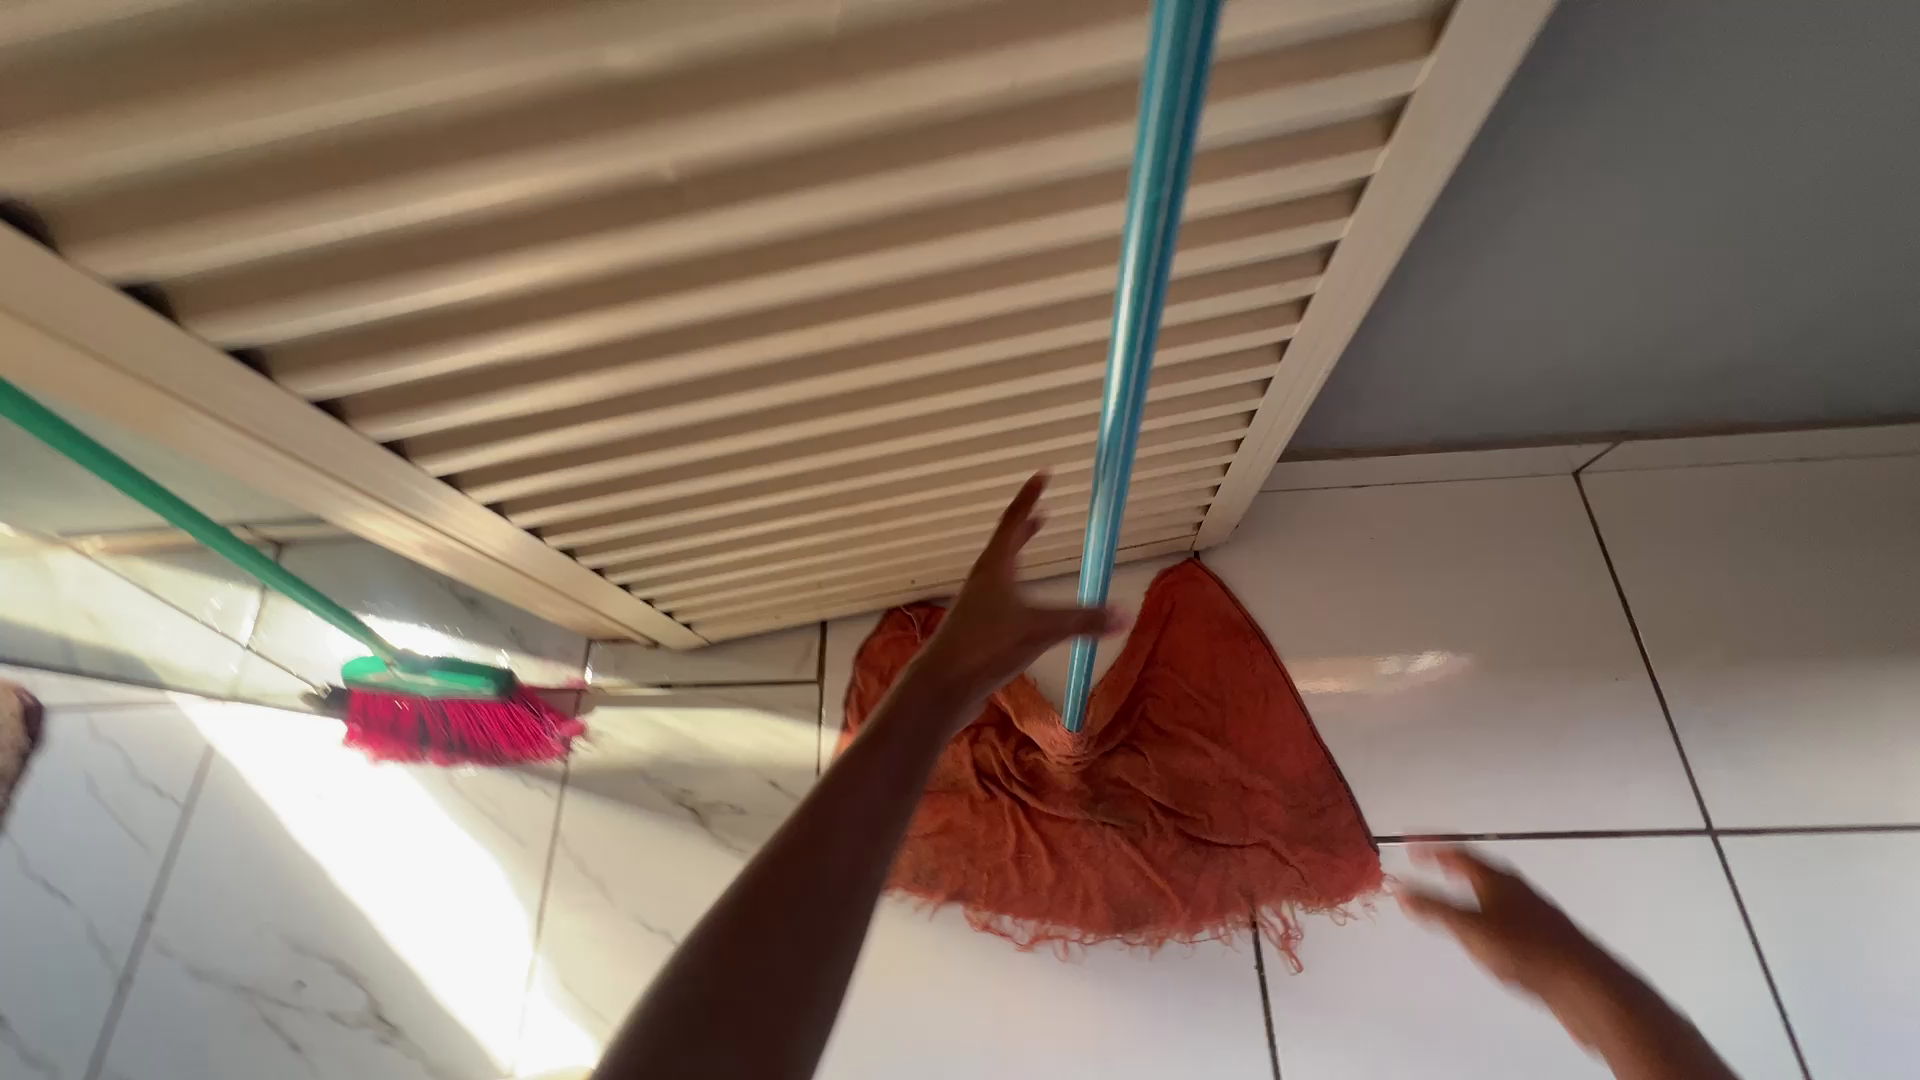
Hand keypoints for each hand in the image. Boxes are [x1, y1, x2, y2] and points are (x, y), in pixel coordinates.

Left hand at [906, 472, 1126, 728]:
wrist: (942, 685)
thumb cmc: (986, 646)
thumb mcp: (1040, 630)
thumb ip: (1082, 621)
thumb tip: (1124, 613)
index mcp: (994, 568)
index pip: (1013, 521)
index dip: (1029, 497)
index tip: (1043, 474)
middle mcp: (982, 581)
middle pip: (1005, 544)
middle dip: (1025, 527)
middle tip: (1042, 511)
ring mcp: (977, 606)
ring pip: (1001, 571)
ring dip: (1018, 556)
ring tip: (1031, 552)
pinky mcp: (976, 630)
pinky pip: (1001, 599)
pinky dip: (1017, 589)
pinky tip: (1024, 609)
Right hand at [1398, 845, 1610, 1000]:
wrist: (1588, 986)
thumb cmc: (1524, 949)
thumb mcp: (1469, 928)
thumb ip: (1432, 909)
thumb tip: (1399, 890)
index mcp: (1495, 878)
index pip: (1455, 851)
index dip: (1430, 845)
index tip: (1409, 842)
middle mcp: (1515, 887)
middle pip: (1477, 867)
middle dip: (1450, 863)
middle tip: (1429, 862)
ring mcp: (1534, 911)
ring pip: (1493, 890)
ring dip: (1469, 888)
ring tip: (1451, 895)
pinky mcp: (1546, 937)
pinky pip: (1506, 913)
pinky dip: (1486, 911)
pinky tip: (1486, 932)